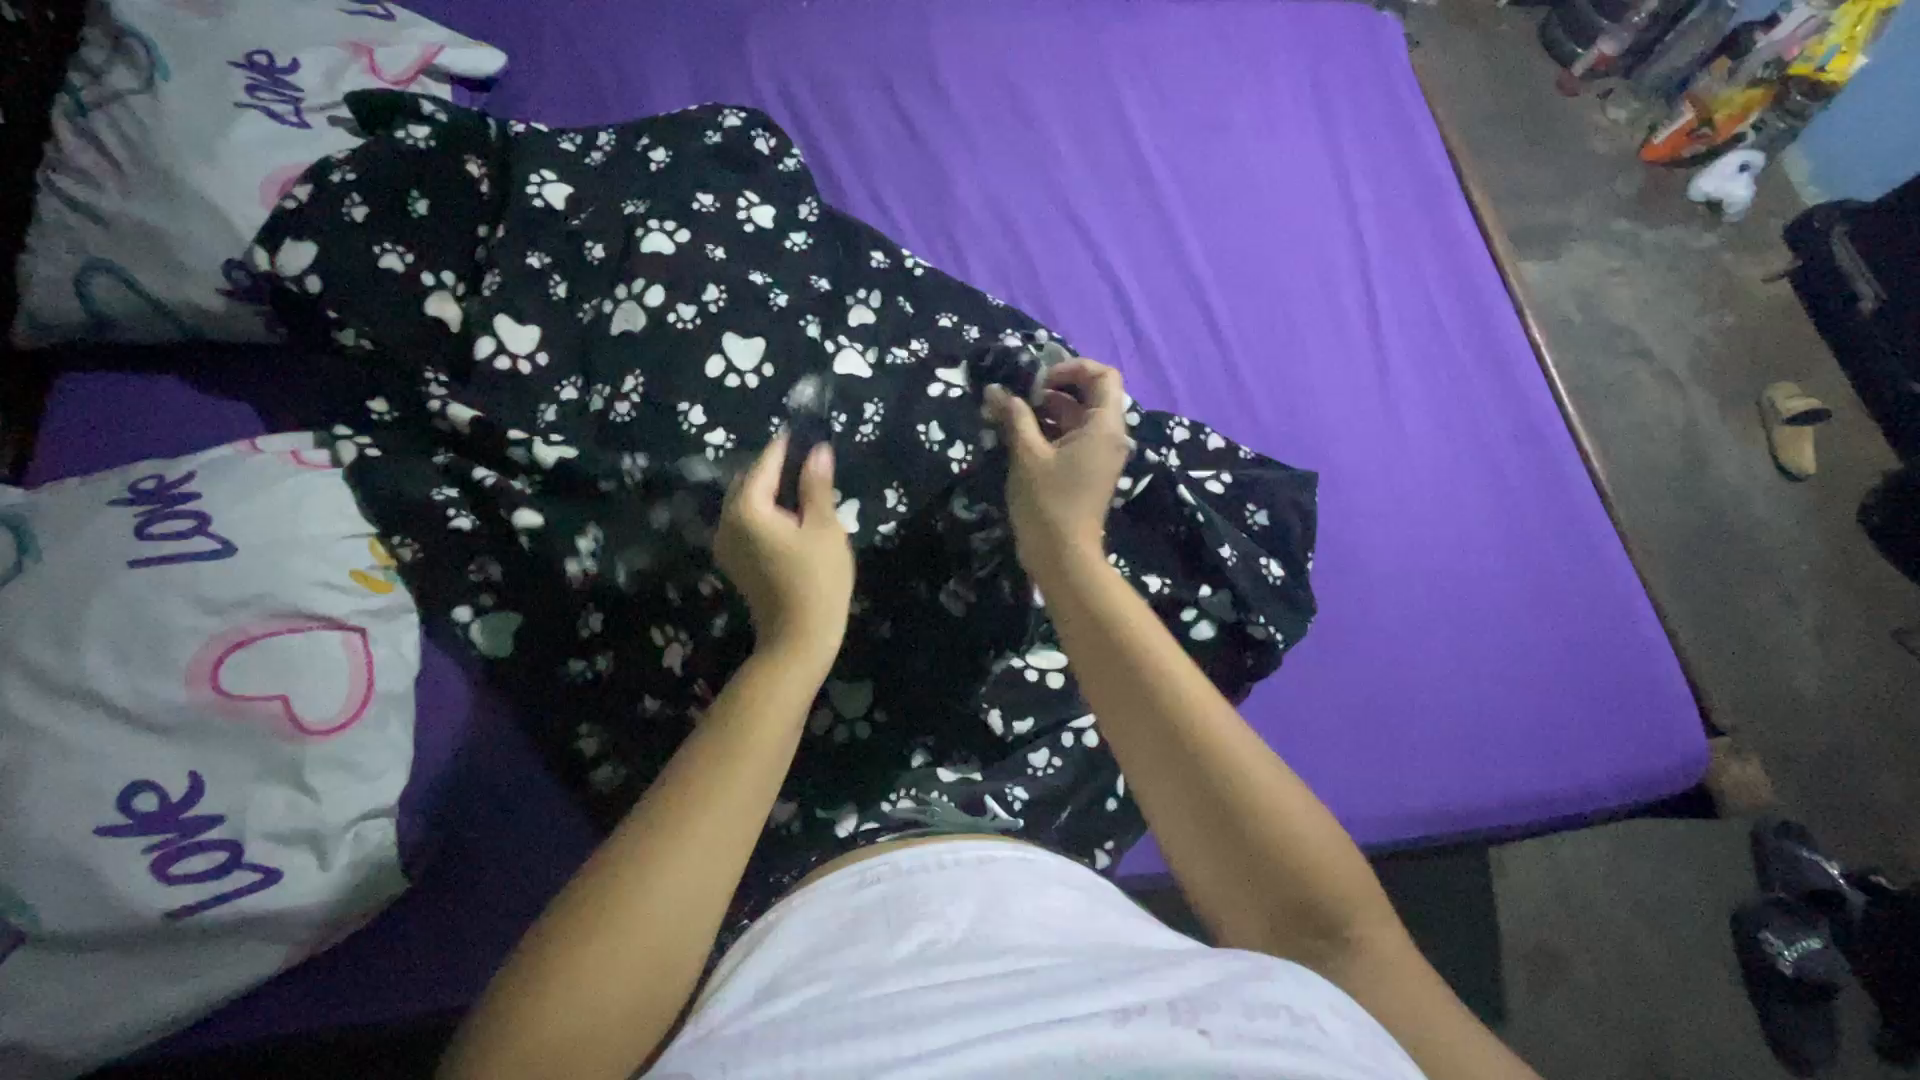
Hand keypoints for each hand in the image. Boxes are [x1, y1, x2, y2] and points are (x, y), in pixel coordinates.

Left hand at [713, 433, 853, 671]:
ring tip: (804, 485)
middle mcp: (727, 521)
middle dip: (776, 468)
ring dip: (771, 491)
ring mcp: (726, 543)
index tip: (802, 429)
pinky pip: (747, 523)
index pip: (765, 464)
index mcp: (747, 508)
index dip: (786, 446)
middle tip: (808, 459)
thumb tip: (818, 450)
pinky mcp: (734, 560)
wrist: (799, 638)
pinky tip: (792, 515)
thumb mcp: (824, 527)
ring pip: (747, 503)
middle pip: (750, 481)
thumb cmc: (817, 580)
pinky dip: (766, 512)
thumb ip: (816, 485)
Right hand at [983, 357, 1131, 580]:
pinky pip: (1073, 438)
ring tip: (1011, 416)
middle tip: (1019, 398)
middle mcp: (1110, 436)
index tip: (1039, 380)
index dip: (1072, 368)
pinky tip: (1019, 436)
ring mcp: (1100, 455)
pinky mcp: (1088, 470)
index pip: (1103, 375)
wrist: (1063, 557)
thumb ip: (1014, 416)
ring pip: (1077, 418)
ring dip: (1046, 412)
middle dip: (1053, 390)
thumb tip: (995, 390)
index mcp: (1105, 426)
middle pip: (1089, 395)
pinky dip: (1049, 432)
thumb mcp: (1026, 454)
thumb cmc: (1047, 503)